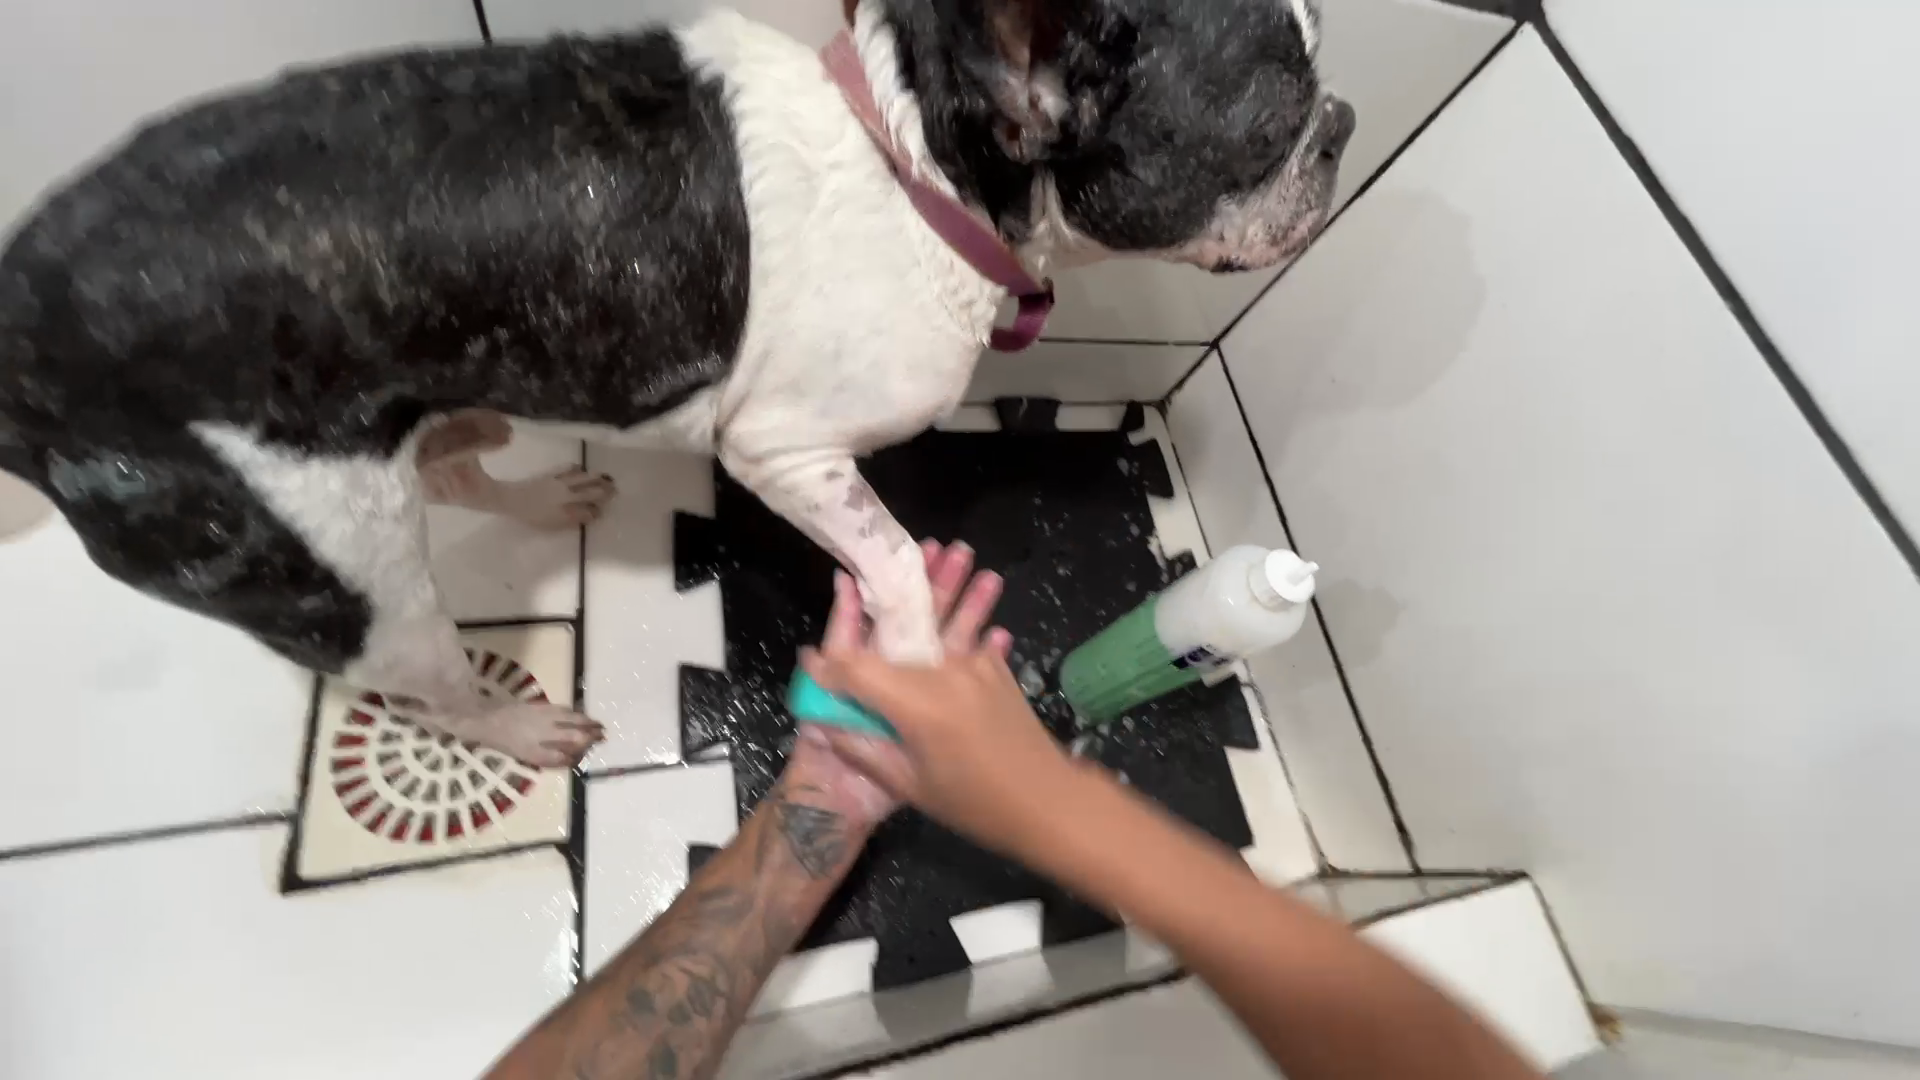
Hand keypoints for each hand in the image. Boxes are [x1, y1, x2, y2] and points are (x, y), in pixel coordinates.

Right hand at [801, 543, 1079, 859]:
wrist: (1049, 803)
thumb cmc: (974, 803)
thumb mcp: (910, 784)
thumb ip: (865, 749)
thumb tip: (825, 725)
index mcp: (917, 705)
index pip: (860, 671)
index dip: (832, 664)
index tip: (812, 656)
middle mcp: (946, 674)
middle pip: (910, 626)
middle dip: (896, 592)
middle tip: (883, 562)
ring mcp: (979, 669)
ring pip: (953, 620)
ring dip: (952, 584)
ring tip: (955, 549)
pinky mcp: (999, 672)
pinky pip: (977, 640)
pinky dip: (974, 622)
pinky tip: (986, 591)